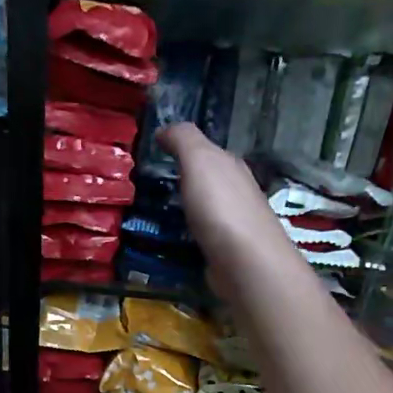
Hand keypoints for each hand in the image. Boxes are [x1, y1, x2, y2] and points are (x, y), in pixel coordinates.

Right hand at [156, 123, 302, 305]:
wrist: (246, 263)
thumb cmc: (221, 207)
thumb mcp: (200, 160)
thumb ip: (183, 140)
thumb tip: (164, 129)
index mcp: (231, 166)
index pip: (205, 151)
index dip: (181, 149)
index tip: (153, 154)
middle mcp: (236, 192)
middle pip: (205, 182)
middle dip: (181, 181)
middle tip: (147, 186)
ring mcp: (232, 225)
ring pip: (202, 211)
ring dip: (182, 211)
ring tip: (152, 216)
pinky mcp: (225, 253)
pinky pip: (200, 238)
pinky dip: (185, 237)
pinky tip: (171, 241)